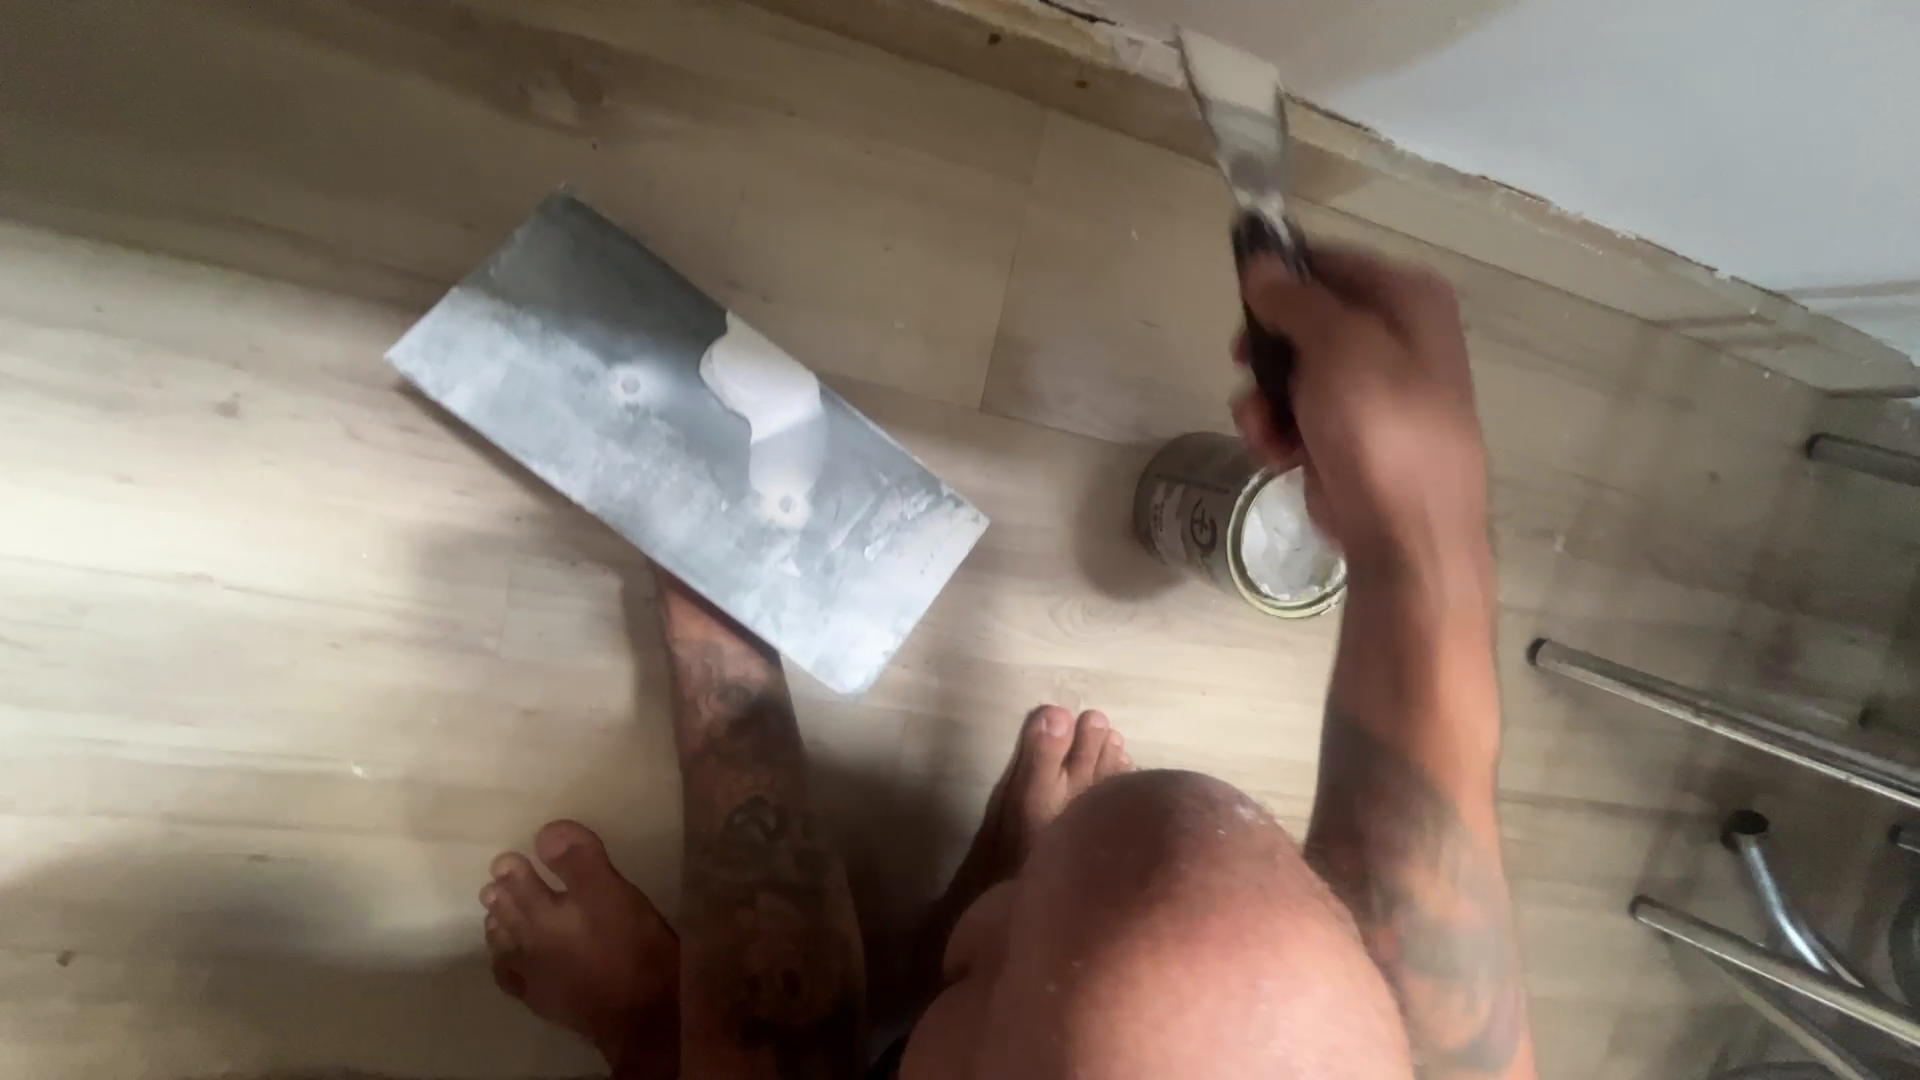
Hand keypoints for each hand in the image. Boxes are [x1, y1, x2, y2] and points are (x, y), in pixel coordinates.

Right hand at [1231, 247, 1490, 588]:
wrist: (1402, 528)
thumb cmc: (1378, 425)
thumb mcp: (1337, 346)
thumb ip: (1294, 301)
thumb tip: (1260, 263)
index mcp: (1405, 301)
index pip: (1329, 263)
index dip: (1281, 277)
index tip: (1240, 298)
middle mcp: (1389, 339)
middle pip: (1301, 322)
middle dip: (1266, 352)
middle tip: (1242, 364)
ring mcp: (1365, 392)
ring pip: (1288, 374)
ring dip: (1263, 401)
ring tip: (1264, 428)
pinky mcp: (1342, 435)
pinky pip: (1292, 416)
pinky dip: (1275, 433)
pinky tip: (1276, 453)